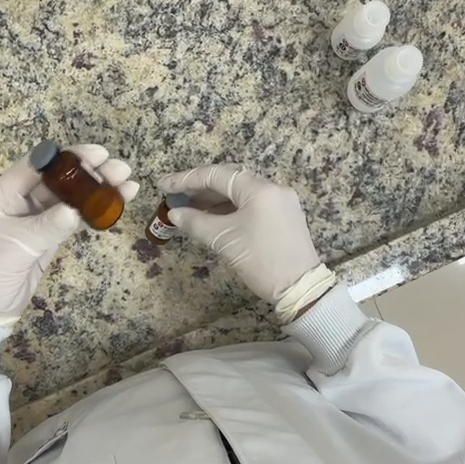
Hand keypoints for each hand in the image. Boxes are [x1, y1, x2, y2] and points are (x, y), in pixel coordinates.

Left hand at [0, 144, 138, 325]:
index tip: (97, 155)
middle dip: (90, 173)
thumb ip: (48, 227)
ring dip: (96, 191)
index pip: (37, 166)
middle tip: (121, 169)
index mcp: (2, 195)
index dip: (67, 158)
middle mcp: (18, 203)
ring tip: (127, 185)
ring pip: (68, 199)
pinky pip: (71, 220)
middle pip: (58, 180)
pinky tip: (113, 205)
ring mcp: (34, 221)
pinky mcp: (46, 240)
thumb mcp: (17, 246)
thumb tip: (77, 211)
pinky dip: (91, 213)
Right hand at [159, 164, 335, 319]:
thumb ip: (195, 222)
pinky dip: (229, 210)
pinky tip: (210, 217)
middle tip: (174, 197)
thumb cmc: (261, 261)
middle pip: (230, 181)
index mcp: (259, 189)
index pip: (217, 175)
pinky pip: (250, 205)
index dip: (187, 179)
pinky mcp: (283, 217)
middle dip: (200, 188)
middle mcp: (272, 189)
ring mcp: (280, 202)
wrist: (300, 288)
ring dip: (213, 200)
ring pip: (240, 194)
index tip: (164, 185)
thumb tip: (174, 214)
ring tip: (188, 208)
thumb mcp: (224, 240)